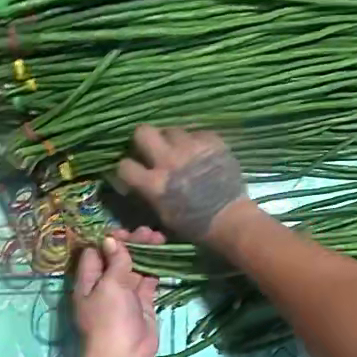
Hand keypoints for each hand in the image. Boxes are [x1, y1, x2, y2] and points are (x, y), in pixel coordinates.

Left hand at [71, 227, 163, 356]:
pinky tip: (165, 257)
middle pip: (117, 257)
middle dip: (132, 243)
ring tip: (161, 238)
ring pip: (135, 267)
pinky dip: (155, 269)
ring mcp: (125, 294)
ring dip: (146, 253)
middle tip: (149, 232)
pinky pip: (148, 281)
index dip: (109, 239)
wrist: (124, 356)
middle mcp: (105, 285)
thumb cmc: (110, 319)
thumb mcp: (109, 286)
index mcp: (89, 280)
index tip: (125, 231)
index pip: (96, 252)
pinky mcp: (142, 303)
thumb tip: (111, 239)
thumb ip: (115, 261)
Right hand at [116, 126, 252, 243]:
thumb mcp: (163, 215)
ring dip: (172, 140)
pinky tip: (200, 153)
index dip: (126, 169)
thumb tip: (138, 183)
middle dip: (144, 140)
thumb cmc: (196, 226)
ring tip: (180, 152)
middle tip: (152, 150)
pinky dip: (196, 142)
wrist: (231, 220)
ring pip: (171, 130)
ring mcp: (192, 148)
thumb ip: (148, 195)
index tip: (133, 173)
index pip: (124, 165)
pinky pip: (197, 133)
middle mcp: (169, 160)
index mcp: (154, 184)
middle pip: (142, 131)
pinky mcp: (212, 142)